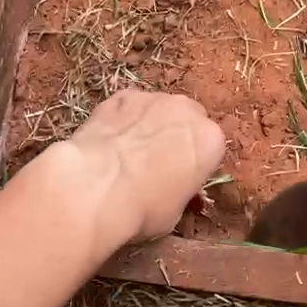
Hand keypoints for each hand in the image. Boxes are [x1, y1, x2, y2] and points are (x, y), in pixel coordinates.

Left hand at [38, 88, 224, 248]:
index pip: (210, 149)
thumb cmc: (143, 207)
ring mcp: (154, 97)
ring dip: (150, 125)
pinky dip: (124, 119)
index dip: (195, 165)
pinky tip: (110, 141)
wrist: (96, 186)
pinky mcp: (122, 94)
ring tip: (128, 153)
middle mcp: (187, 110)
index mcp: (210, 140)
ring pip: (158, 109)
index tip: (181, 179)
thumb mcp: (175, 212)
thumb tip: (171, 187)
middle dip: (176, 137)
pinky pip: (130, 106)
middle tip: (156, 164)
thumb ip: (182, 189)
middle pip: (188, 120)